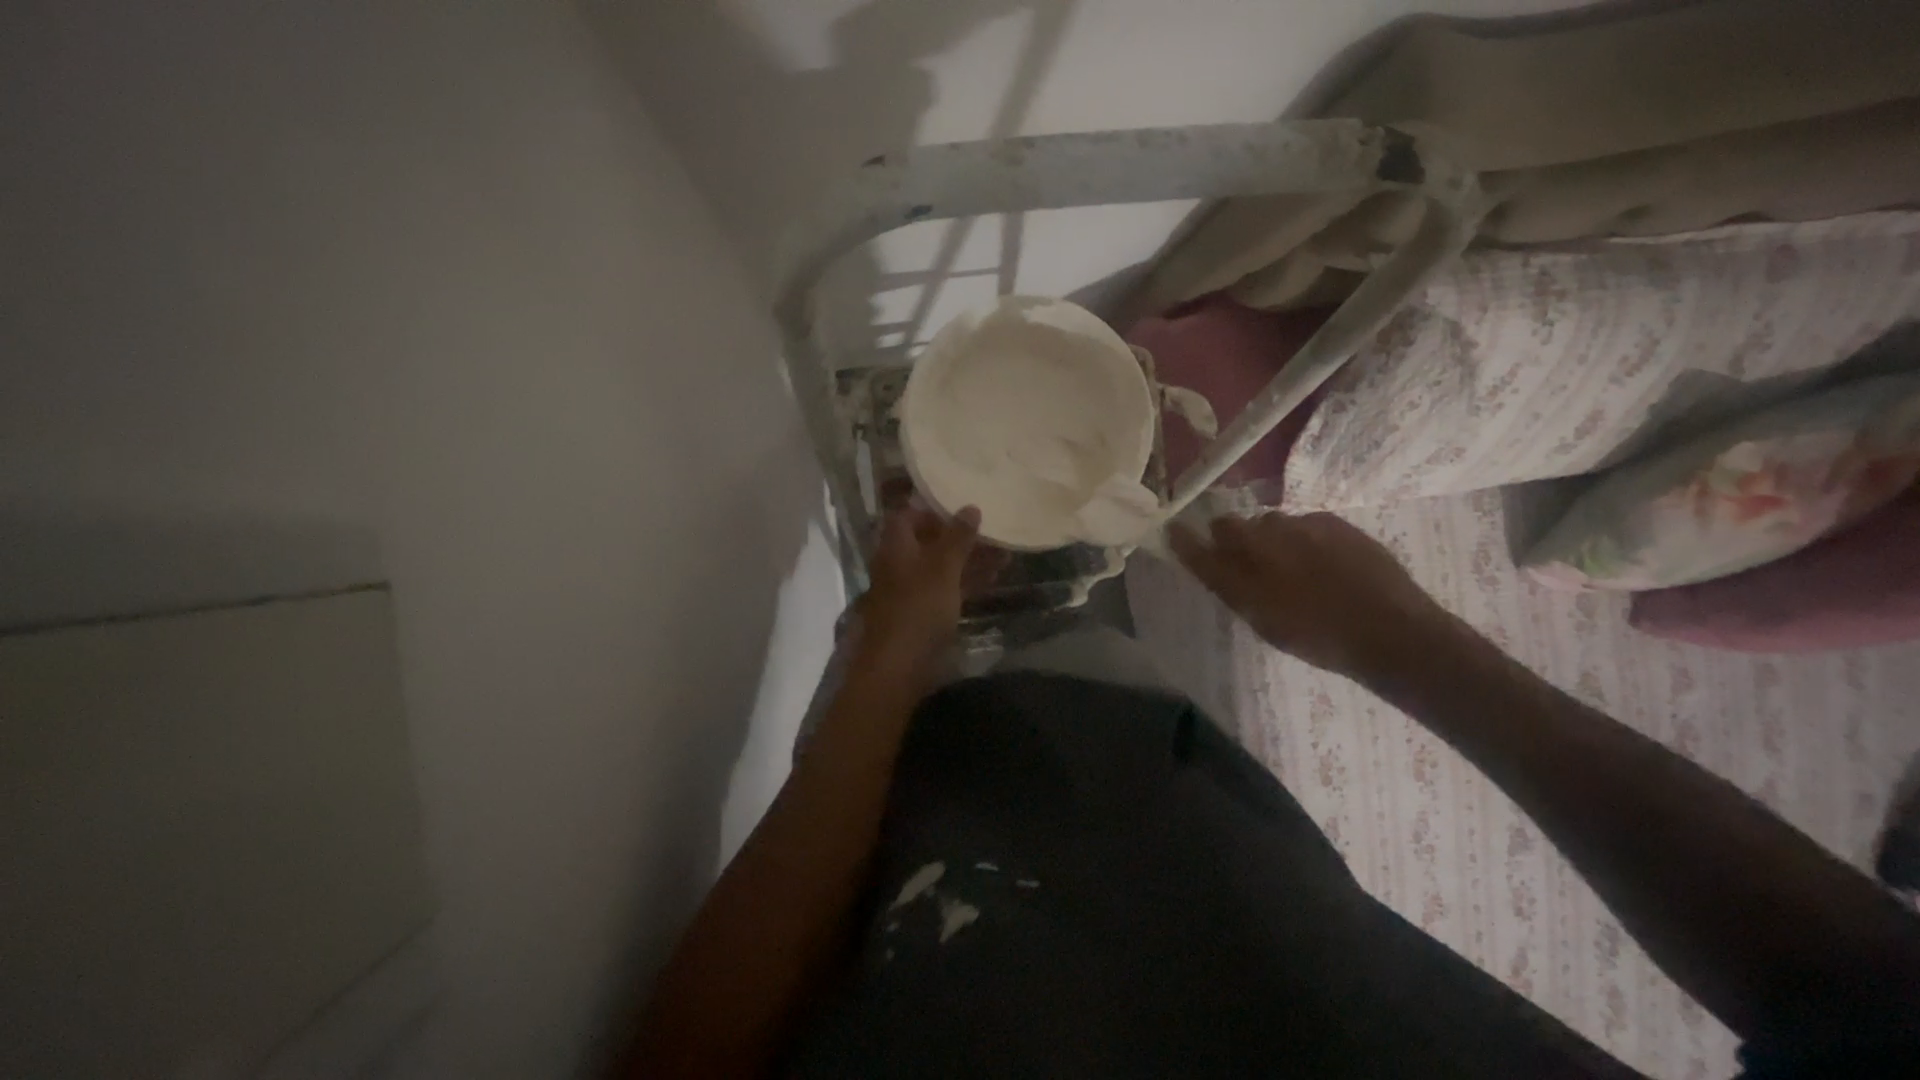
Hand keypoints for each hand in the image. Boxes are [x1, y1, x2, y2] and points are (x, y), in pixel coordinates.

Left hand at [848, 505, 986, 688]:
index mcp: (895, 546)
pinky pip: (947, 589)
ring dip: (970, 560)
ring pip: (942, 567)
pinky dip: (967, 582)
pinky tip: (995, 578)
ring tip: (1005, 554)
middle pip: (929, 542)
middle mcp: (899, 564)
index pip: (907, 515)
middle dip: (961, 537)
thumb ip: (958, 537)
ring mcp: (911, 591)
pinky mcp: (924, 614)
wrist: (900, 665)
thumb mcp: (943, 567)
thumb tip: (970, 507)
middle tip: (992, 531)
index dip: (932, 509)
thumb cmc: (919, 607)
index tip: (961, 507)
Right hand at [1170, 511, 1451, 679]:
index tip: (1173, 531)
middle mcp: (1265, 546)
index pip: (1201, 552)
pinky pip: (1304, 522)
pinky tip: (1322, 559)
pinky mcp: (1332, 521)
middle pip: (1231, 526)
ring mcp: (1300, 528)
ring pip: (1269, 522)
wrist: (1391, 631)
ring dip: (1269, 535)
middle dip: (1230, 535)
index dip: (1184, 541)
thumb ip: (1239, 593)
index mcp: (1245, 580)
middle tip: (1243, 556)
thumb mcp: (1269, 626)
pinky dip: (1303, 536)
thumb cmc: (1323, 641)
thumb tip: (1219, 567)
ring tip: (1290, 561)